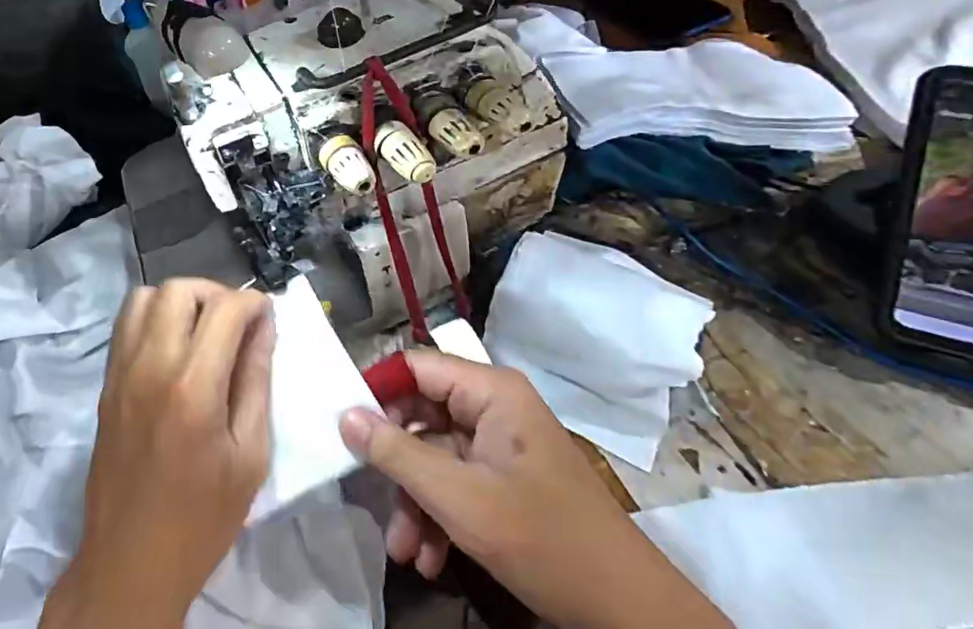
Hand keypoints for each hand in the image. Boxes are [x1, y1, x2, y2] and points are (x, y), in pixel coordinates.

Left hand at [41, 279, 274, 628]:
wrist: (130, 559)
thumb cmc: (202, 517)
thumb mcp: (250, 455)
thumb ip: (256, 381)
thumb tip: (263, 329)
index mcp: (192, 386)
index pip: (224, 309)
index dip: (253, 303)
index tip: (268, 316)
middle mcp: (150, 364)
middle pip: (179, 289)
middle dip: (215, 294)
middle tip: (236, 325)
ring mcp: (121, 370)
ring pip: (145, 296)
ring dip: (180, 301)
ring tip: (203, 330)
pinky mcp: (106, 381)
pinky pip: (126, 323)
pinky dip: (153, 316)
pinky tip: (174, 346)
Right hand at [338, 351, 730, 628]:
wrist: (628, 612)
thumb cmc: (544, 540)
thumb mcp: (460, 499)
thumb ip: (397, 453)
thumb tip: (344, 415)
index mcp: (491, 391)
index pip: (415, 367)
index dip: (377, 390)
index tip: (343, 425)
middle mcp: (493, 407)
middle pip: (420, 416)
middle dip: (396, 467)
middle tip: (371, 497)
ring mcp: (498, 445)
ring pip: (432, 456)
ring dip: (414, 503)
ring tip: (405, 552)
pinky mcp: (502, 480)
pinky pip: (454, 483)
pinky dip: (437, 517)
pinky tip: (428, 559)